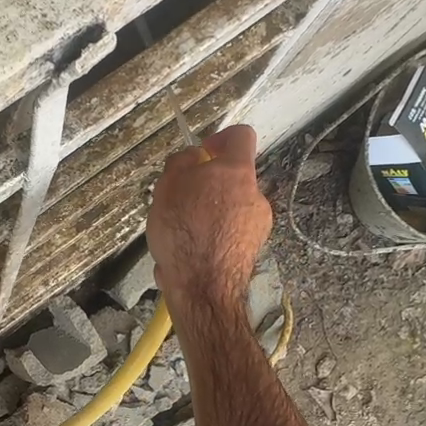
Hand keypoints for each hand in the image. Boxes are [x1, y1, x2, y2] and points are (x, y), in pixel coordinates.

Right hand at [145, 124, 272, 316]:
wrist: (203, 289)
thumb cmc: (184, 234)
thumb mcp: (169, 187)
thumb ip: (182, 164)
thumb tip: (193, 157)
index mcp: (236, 172)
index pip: (240, 136)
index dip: (219, 139)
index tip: (201, 153)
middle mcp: (255, 196)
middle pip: (231, 182)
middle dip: (205, 190)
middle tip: (178, 205)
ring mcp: (256, 227)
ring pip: (227, 213)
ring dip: (204, 220)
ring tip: (178, 240)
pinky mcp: (249, 253)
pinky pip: (225, 240)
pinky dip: (208, 245)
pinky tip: (186, 260)